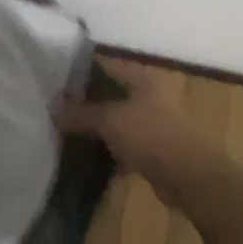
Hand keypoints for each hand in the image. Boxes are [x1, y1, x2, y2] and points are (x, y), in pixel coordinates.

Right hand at [57, 61, 223, 211]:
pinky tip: (83, 161)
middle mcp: (147, 99)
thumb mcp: (110, 120)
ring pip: (115, 124)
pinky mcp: (151, 153)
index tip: (54, 78)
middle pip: (109, 97)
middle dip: (84, 104)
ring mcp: (150, 127)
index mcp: (140, 81)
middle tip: (53, 109)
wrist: (190, 176)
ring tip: (62, 134)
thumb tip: (52, 108)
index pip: (106, 67)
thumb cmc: (151, 136)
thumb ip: (81, 114)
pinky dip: (106, 155)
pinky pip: (121, 150)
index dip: (82, 70)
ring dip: (94, 131)